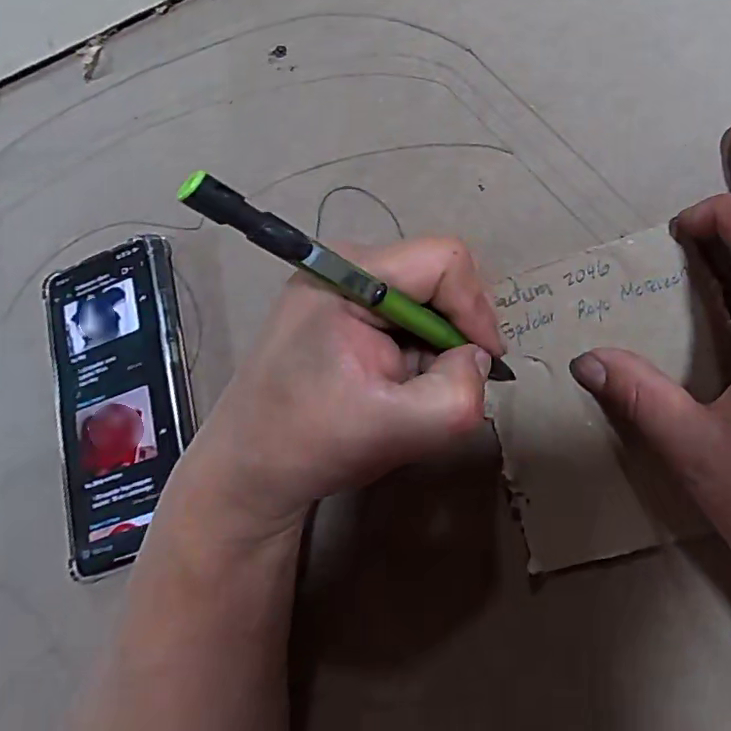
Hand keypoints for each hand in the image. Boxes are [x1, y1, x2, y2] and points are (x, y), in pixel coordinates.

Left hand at [171, 238, 506, 542]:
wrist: (246, 470)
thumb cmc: (311, 443)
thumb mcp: (395, 428)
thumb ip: (457, 395)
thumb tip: (478, 359)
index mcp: (350, 275)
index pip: (444, 260)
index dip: (475, 307)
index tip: (484, 360)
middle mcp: (345, 265)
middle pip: (436, 275)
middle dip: (455, 330)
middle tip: (452, 380)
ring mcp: (340, 285)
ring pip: (425, 297)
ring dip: (436, 345)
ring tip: (412, 392)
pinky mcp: (341, 308)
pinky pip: (404, 315)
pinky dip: (417, 350)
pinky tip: (393, 386)